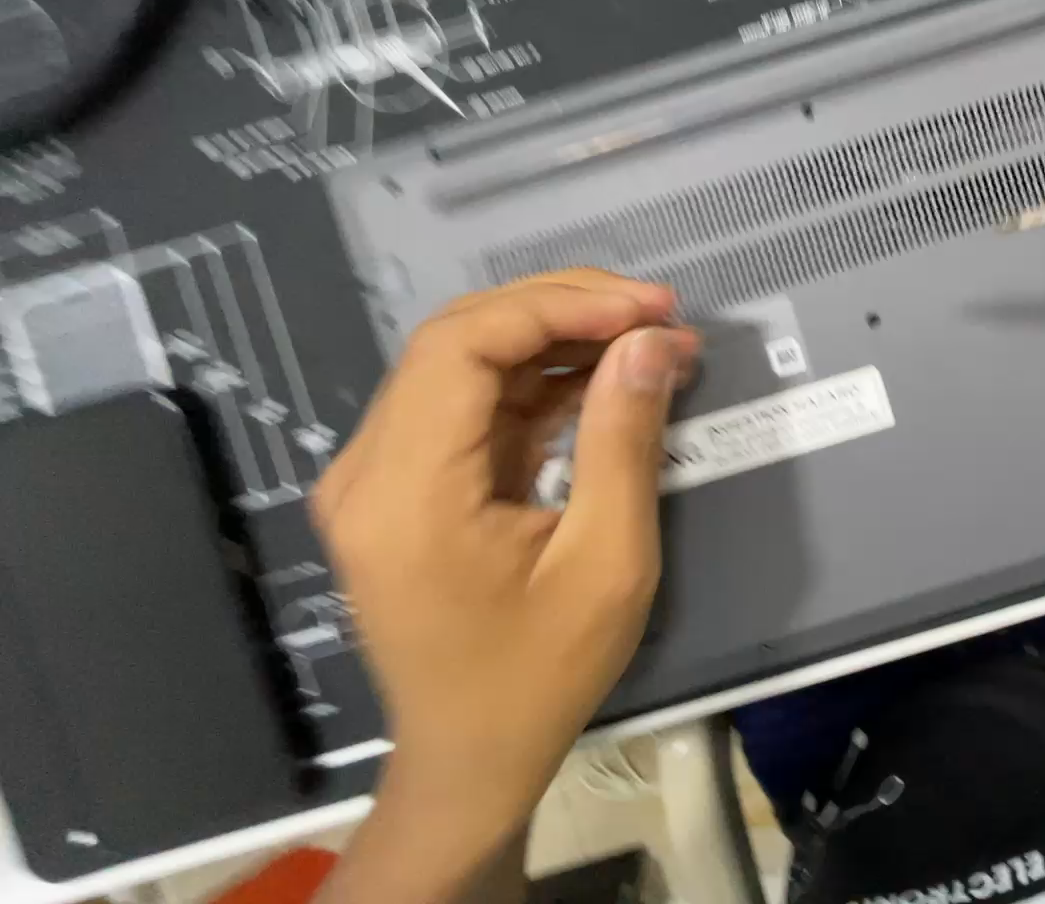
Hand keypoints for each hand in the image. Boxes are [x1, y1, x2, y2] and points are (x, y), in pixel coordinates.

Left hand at [311, 270, 699, 834]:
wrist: (477, 754)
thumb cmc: (543, 671)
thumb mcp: (609, 560)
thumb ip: (625, 441)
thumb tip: (652, 344)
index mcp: (406, 490)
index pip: (464, 344)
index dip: (562, 306)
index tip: (650, 310)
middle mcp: (371, 467)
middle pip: (460, 338)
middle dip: (566, 308)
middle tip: (657, 313)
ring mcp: (384, 474)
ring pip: (468, 361)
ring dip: (560, 339)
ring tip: (646, 340)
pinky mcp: (411, 484)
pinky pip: (475, 404)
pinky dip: (544, 380)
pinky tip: (606, 380)